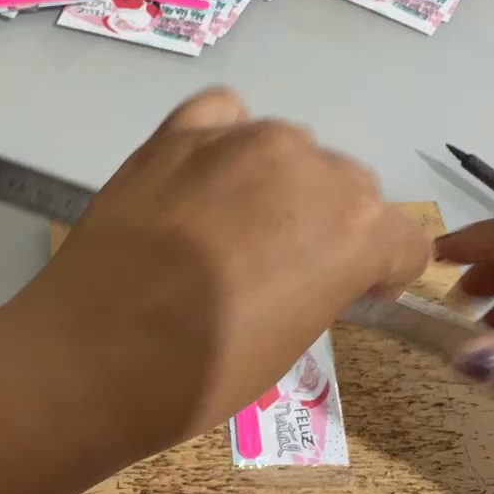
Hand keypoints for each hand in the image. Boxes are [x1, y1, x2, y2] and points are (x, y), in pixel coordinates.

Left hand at [0, 87, 430, 460]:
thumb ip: (319, 286)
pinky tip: (200, 179)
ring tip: (226, 226)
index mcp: (357, 230)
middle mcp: (309, 167)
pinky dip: (221, 142)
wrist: (90, 359)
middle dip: (327, 225)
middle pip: (346, 185)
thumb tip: (307, 266)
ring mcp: (237, 141)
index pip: (402, 241)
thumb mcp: (288, 345)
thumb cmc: (198, 377)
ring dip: (274, 182)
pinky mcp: (174, 134)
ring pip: (286, 147)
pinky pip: (220, 116)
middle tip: (278, 269)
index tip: (351, 294)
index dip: (380, 273)